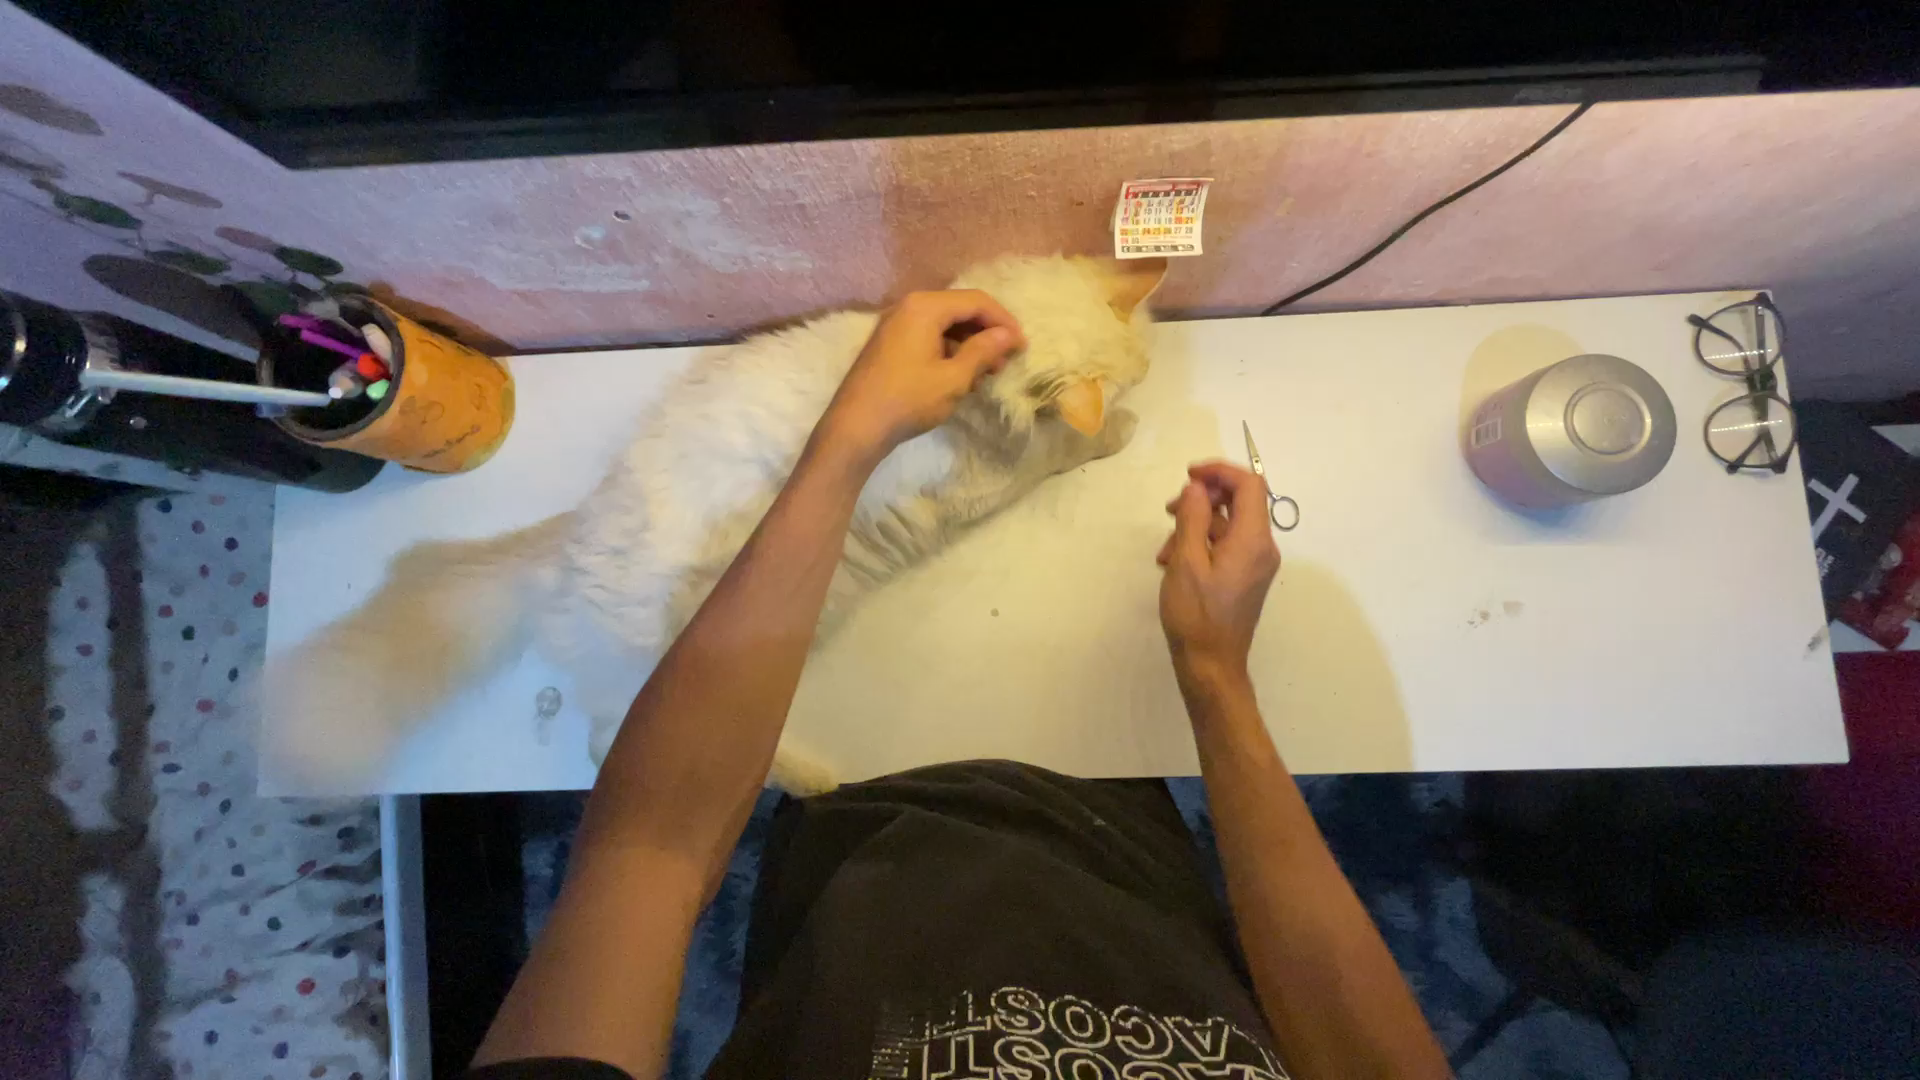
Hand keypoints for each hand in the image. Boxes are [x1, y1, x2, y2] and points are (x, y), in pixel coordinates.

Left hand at [818, 289, 1025, 462]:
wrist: (856, 426)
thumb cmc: (908, 400)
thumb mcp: (953, 378)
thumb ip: (983, 351)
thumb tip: (1008, 335)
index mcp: (925, 307)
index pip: (976, 301)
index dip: (1003, 321)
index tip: (1022, 346)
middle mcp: (908, 306)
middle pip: (959, 310)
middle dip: (986, 333)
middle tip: (1005, 362)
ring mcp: (895, 325)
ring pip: (944, 325)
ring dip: (969, 345)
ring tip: (986, 373)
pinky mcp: (889, 344)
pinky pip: (928, 337)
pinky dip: (949, 351)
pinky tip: (960, 376)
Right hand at [1158, 462, 1281, 684]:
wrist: (1210, 664)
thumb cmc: (1196, 614)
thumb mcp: (1185, 562)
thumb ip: (1192, 518)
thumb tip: (1196, 488)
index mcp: (1253, 540)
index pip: (1249, 485)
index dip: (1219, 471)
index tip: (1187, 475)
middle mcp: (1262, 547)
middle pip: (1239, 502)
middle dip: (1201, 500)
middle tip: (1168, 511)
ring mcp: (1255, 563)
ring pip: (1226, 525)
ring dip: (1194, 527)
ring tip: (1164, 551)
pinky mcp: (1245, 577)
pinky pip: (1225, 546)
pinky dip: (1200, 545)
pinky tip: (1174, 563)